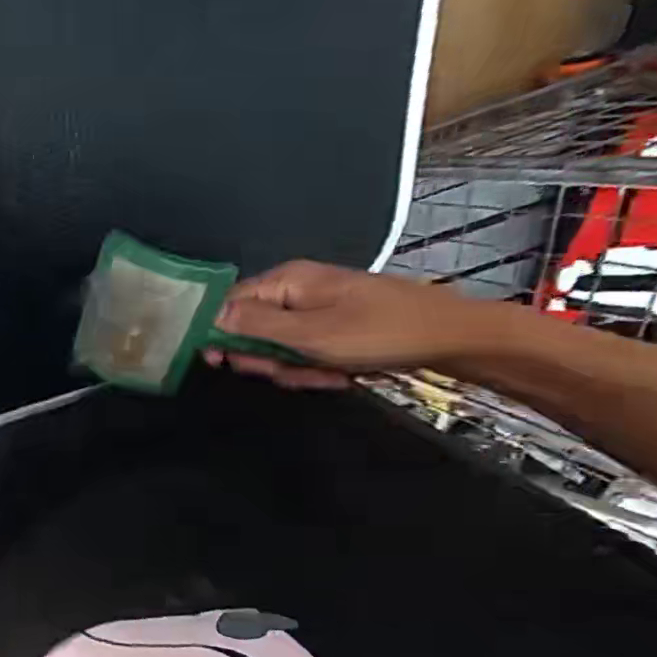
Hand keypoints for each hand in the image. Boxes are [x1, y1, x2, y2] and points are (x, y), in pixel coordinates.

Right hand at [206, 260, 523, 387]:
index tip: (219, 363)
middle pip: (252, 330)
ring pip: (279, 347)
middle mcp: (295, 290)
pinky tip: (338, 375)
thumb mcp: (311, 333)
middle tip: (294, 371)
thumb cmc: (377, 332)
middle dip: (269, 358)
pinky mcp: (331, 328)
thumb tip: (212, 317)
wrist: (444, 338)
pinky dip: (315, 368)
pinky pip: (304, 352)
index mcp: (286, 281)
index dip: (220, 334)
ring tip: (327, 374)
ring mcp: (315, 310)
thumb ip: (257, 325)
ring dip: (296, 369)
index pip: (230, 303)